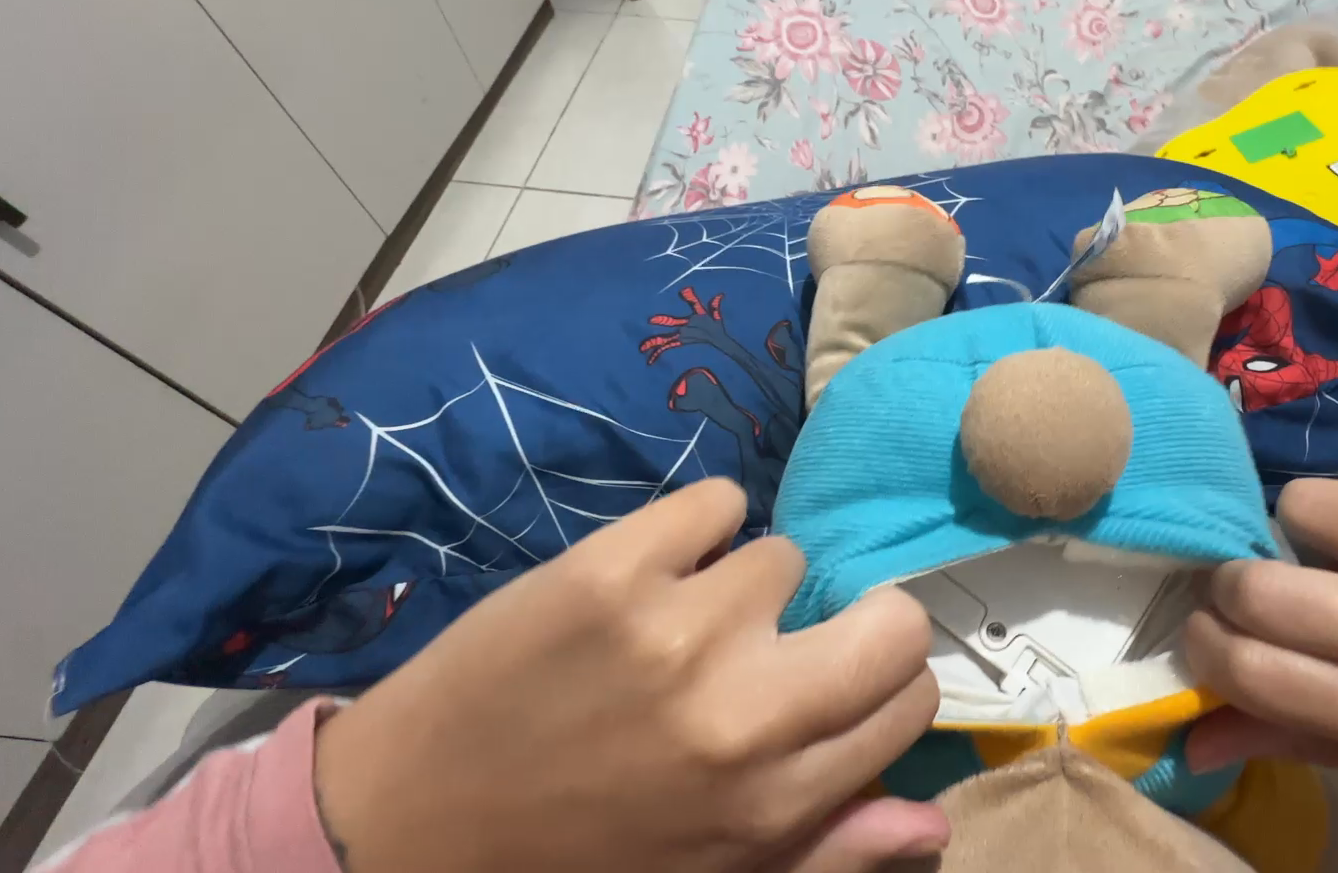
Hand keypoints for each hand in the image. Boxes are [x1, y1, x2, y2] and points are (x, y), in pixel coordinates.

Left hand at [314, 478, 944, 872]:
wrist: (399, 832)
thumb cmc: (574, 864)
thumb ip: (833, 854)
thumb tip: (937, 820)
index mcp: (772, 800)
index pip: (909, 699)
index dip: (886, 681)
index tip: (841, 679)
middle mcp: (743, 711)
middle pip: (892, 619)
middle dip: (865, 618)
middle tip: (792, 634)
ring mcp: (676, 629)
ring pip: (783, 556)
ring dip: (746, 587)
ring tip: (682, 622)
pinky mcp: (610, 569)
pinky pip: (717, 501)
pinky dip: (700, 526)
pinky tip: (657, 569)